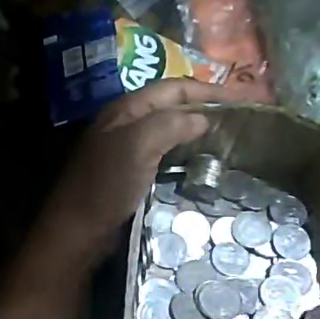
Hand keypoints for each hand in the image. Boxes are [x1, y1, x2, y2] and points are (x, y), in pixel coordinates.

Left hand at [35, 79, 225, 262]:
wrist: (77, 231)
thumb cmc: (105, 185)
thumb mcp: (137, 145)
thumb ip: (170, 124)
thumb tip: (202, 118)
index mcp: (126, 109)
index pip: (174, 87)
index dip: (208, 89)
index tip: (242, 97)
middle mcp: (126, 123)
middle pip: (172, 105)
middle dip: (204, 105)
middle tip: (239, 115)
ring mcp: (126, 148)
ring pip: (169, 128)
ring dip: (196, 128)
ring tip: (227, 135)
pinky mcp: (130, 172)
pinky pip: (164, 152)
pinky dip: (185, 150)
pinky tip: (200, 161)